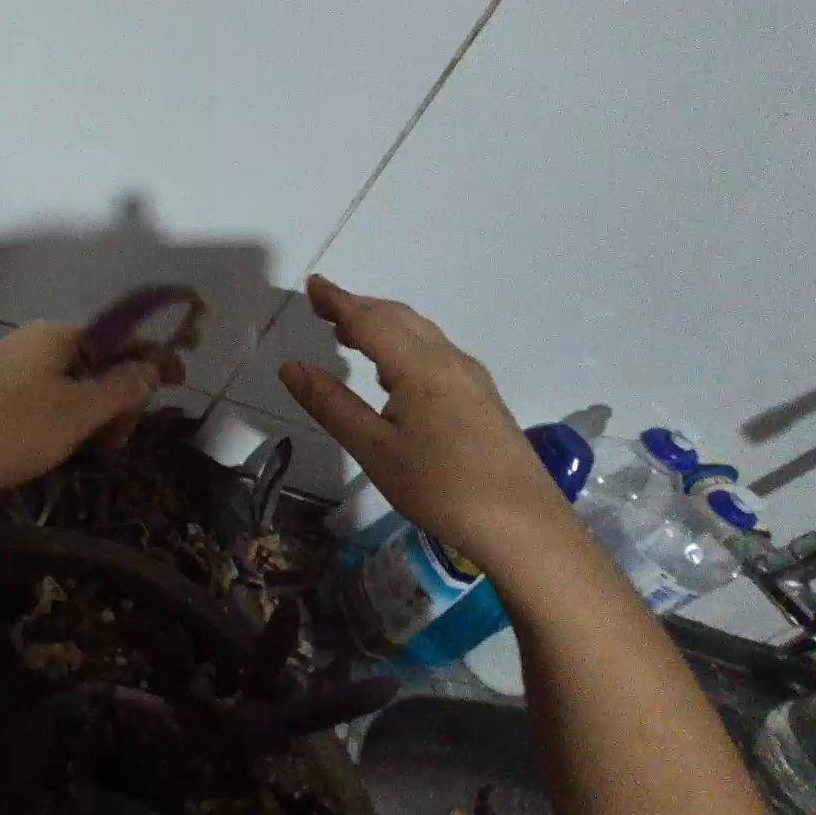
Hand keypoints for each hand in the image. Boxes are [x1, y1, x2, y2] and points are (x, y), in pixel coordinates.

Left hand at [0, 320, 180, 494]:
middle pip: (97, 363)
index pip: (121, 336)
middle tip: (113, 446)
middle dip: (117, 400)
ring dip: (90, 419)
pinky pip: (43, 404)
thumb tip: (152, 365)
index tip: (180, 383)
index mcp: (59, 337)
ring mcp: (11, 370)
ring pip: (70, 389)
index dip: (153, 357)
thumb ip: (119, 389)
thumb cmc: (4, 430)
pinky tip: (54, 453)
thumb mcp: (74, 414)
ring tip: (86, 456)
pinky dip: (61, 426)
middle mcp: (36, 345)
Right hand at [278, 276, 575, 567]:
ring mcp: (471, 380)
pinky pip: (434, 352)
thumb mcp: (374, 449)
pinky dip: (402, 343)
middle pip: (399, 319)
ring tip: (347, 332)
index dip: (338, 301)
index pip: (371, 321)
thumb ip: (331, 404)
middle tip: (321, 306)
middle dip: (359, 307)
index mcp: (421, 368)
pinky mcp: (481, 399)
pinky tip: (390, 367)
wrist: (525, 530)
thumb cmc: (441, 488)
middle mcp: (450, 362)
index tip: (311, 285)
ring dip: (381, 324)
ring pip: (420, 334)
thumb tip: (290, 366)